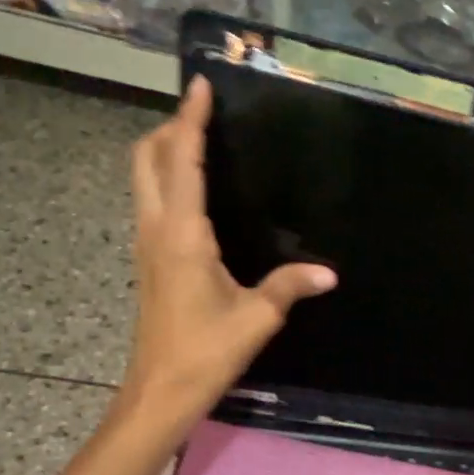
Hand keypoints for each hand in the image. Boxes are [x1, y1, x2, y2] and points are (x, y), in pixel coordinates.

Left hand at [121, 75, 335, 422]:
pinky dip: (167, 179)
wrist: (161, 388)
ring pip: (144, 178)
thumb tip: (329, 272)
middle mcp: (156, 228)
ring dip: (164, 151)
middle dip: (170, 127)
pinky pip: (152, 200)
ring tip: (200, 142)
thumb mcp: (258, 317)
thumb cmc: (207, 350)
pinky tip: (197, 192)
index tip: (200, 86)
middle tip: (203, 114)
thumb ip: (290, 286)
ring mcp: (147, 244)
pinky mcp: (150, 260)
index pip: (180, 159)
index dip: (190, 119)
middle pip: (147, 158)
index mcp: (182, 233)